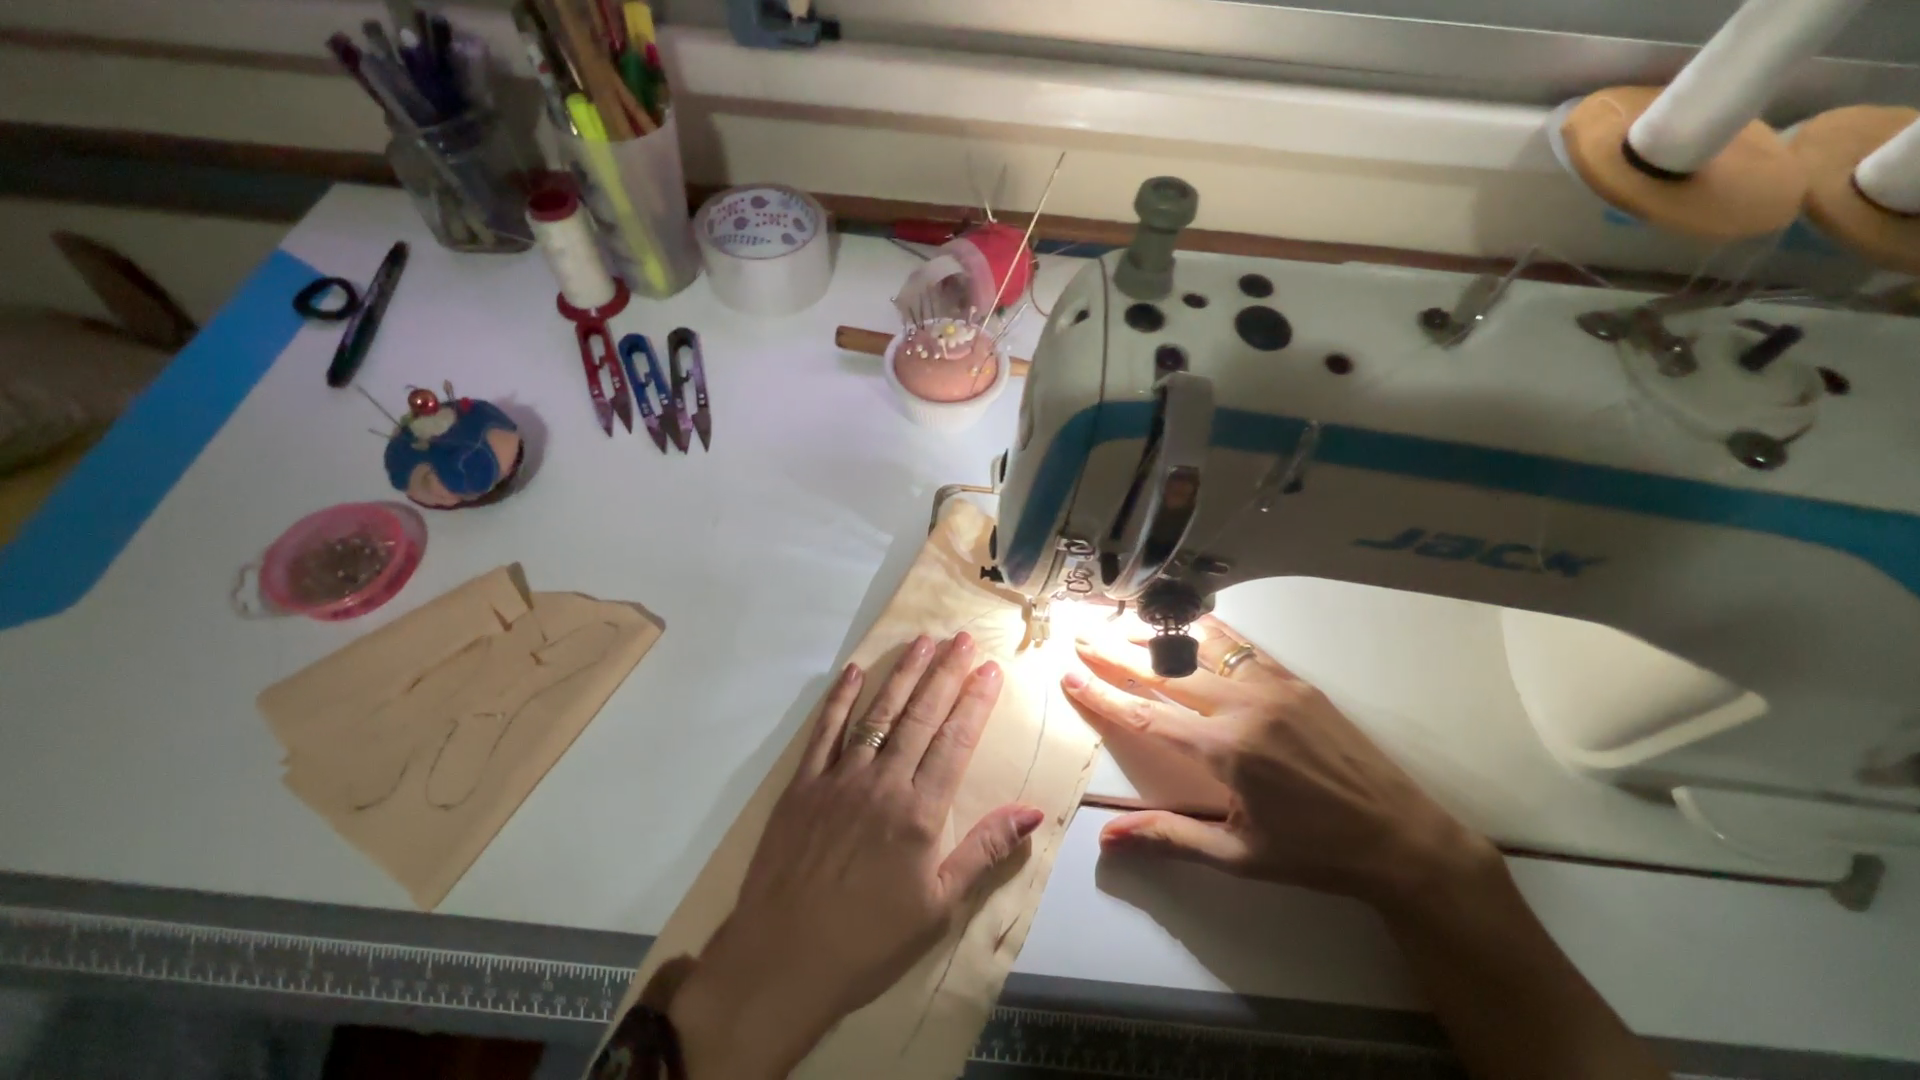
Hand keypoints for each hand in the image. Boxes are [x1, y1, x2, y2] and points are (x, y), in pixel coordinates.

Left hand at [671, 633, 1044, 1079]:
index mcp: (920, 813)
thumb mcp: (939, 906)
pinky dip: (839, 700)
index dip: (975, 702)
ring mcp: (839, 780)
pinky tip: (855, 672)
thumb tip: (1033, 810)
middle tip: (963, 638)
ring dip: (902, 675)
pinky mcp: (802, 787)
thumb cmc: (870, 939)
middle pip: (920, 716)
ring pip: (877, 714)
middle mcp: (882, 783)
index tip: (991, 669)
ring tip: (923, 642)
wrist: (783, 958)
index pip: (955, 742)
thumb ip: (984, 851)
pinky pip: (824, 732)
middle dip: (945, 674)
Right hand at [1062, 617, 1494, 908]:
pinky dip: (1208, 631)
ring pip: (1202, 647)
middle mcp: (1244, 707)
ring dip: (1157, 633)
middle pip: (1164, 670)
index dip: (1102, 695)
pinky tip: (1187, 620)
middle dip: (1115, 652)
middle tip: (1081, 633)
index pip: (1146, 715)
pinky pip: (1243, 647)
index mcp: (1226, 751)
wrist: (1401, 837)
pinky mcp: (1298, 682)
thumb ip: (1169, 837)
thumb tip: (1106, 841)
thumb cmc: (1315, 853)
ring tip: (1121, 619)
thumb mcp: (1238, 856)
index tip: (1069, 675)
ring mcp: (1274, 688)